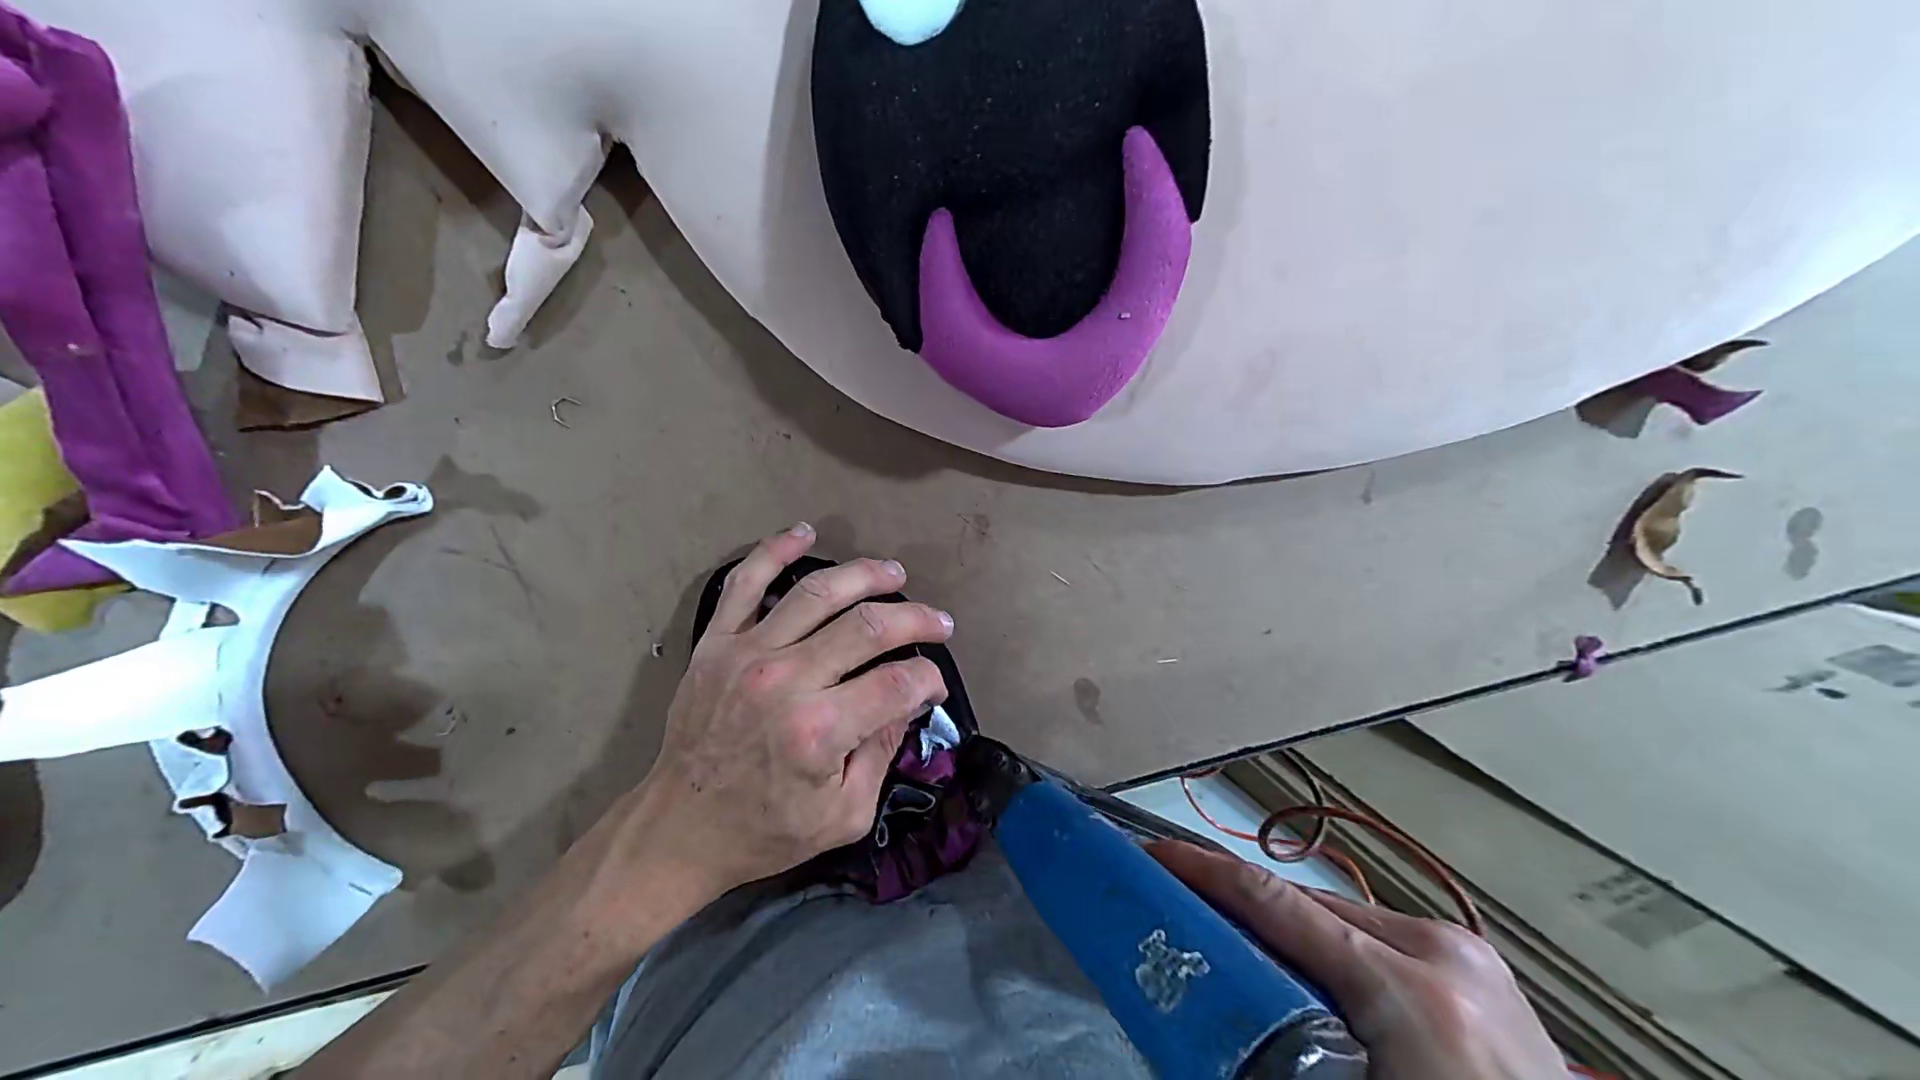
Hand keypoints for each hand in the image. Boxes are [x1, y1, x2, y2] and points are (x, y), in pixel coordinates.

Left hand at [632, 523, 952, 899]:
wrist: (680, 826)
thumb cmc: (765, 828)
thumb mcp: (844, 815)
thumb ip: (883, 753)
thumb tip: (909, 700)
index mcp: (820, 730)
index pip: (898, 683)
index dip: (929, 678)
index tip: (933, 685)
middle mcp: (786, 680)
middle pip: (869, 626)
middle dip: (917, 619)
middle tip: (939, 622)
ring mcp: (747, 653)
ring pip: (818, 592)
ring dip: (865, 574)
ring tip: (894, 572)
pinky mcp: (716, 642)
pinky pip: (745, 582)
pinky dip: (775, 550)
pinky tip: (804, 531)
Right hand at [1148, 841, 1564, 1079]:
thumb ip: (1281, 1044)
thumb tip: (1213, 1014)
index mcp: (1410, 992)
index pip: (1278, 905)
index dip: (1207, 873)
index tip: (1157, 854)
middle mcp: (1438, 951)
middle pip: (1307, 904)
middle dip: (1243, 904)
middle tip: (1186, 912)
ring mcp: (1463, 951)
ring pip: (1340, 915)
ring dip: (1288, 927)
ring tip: (1241, 944)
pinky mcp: (1475, 961)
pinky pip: (1375, 934)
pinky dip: (1333, 944)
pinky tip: (1311, 969)